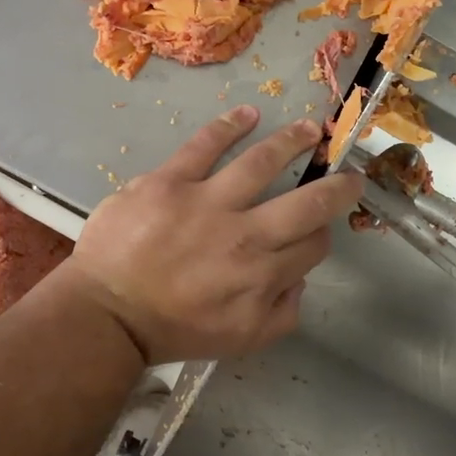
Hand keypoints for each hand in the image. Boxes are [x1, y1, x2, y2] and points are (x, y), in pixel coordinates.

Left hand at [54, 106, 365, 364]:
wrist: (106, 315)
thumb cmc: (174, 329)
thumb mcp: (241, 341)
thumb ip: (282, 315)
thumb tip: (300, 279)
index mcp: (262, 275)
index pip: (312, 244)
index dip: (323, 233)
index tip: (320, 225)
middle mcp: (245, 235)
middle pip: (307, 202)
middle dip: (337, 186)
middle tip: (349, 172)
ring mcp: (206, 203)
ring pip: (263, 162)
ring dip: (293, 142)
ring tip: (311, 129)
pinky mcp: (169, 181)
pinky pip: (205, 146)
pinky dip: (230, 126)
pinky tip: (249, 114)